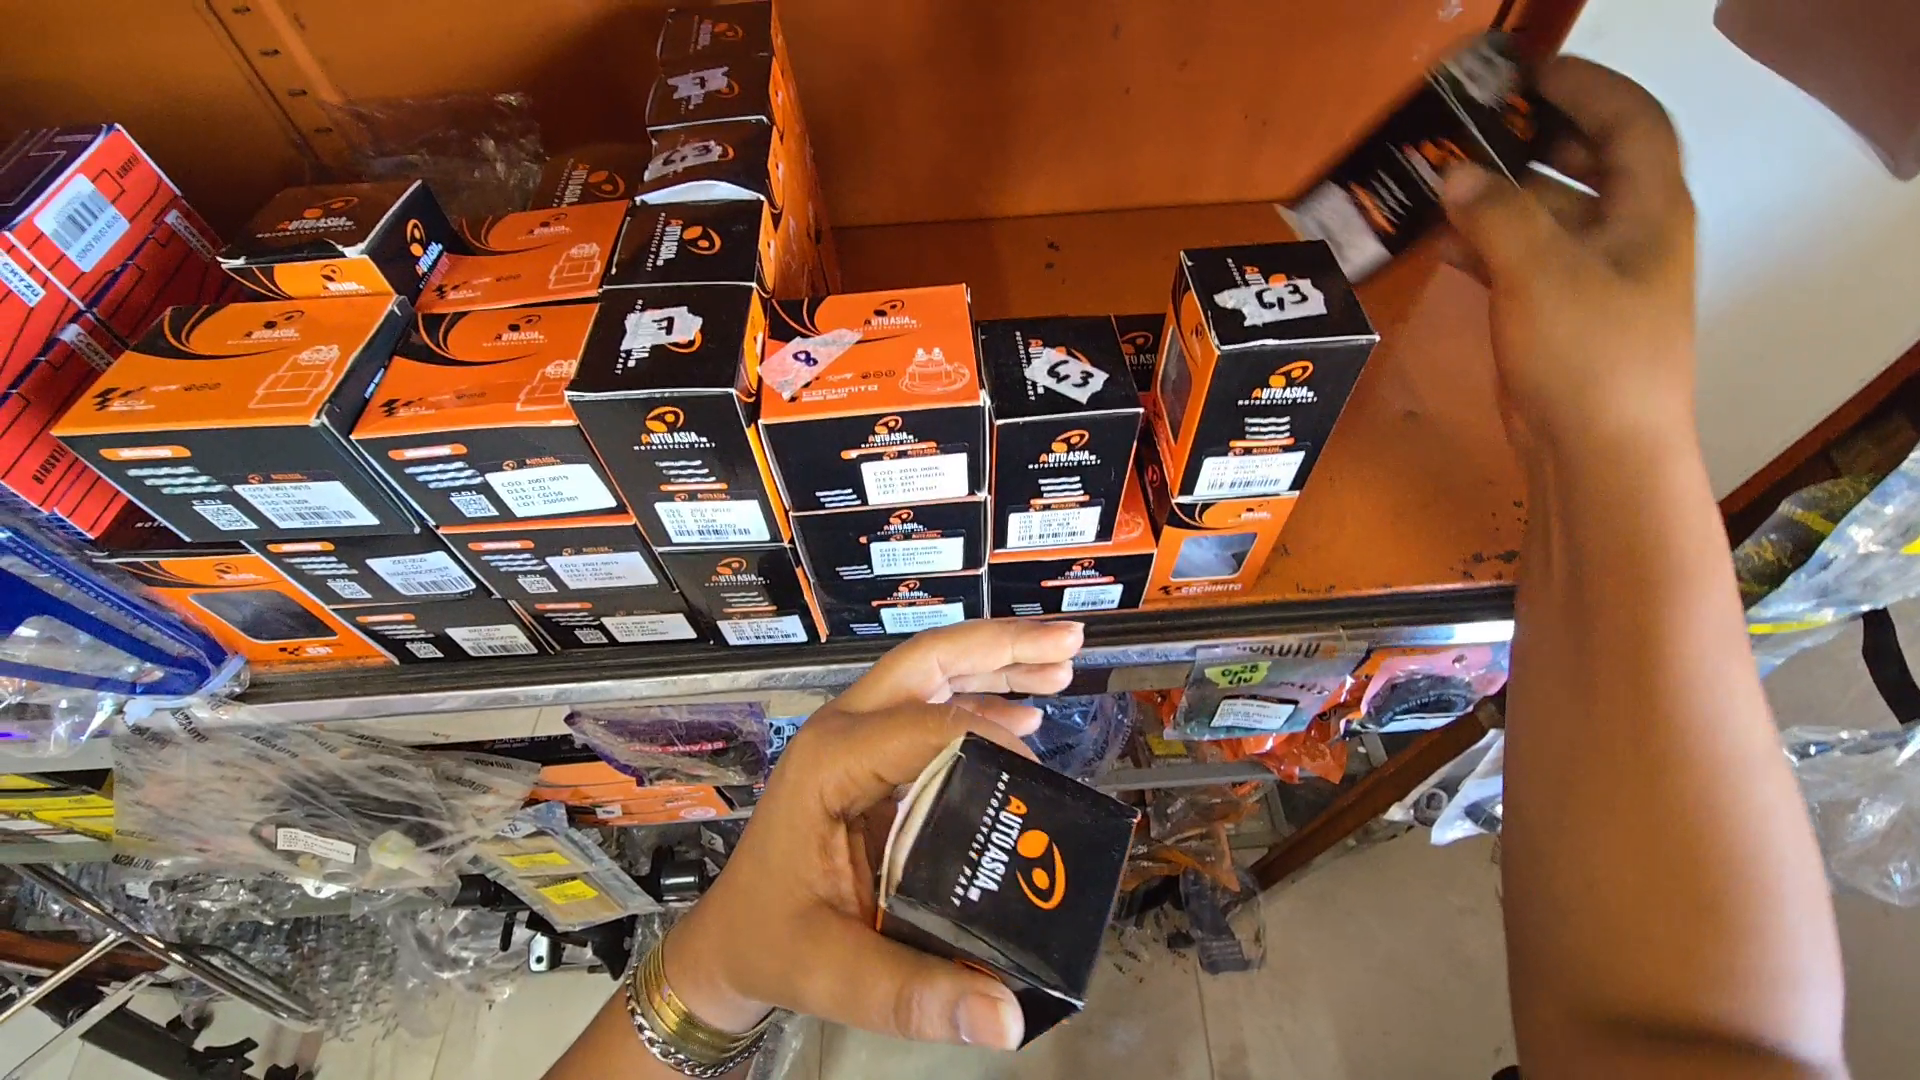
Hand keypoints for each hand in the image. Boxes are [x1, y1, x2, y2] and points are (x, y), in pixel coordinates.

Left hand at [660, 619, 1085, 1050]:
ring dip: (997, 662)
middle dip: (1001, 646)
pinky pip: (931, 709)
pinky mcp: (869, 754)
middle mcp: (843, 730)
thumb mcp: (833, 973)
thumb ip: (912, 997)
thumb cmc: (772, 942)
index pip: (924, 724)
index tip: (1041, 777)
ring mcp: (855, 736)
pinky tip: (1026, 717)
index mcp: (831, 762)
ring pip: (931, 674)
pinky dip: (982, 702)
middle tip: (1070, 639)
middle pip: (927, 662)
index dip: (989, 734)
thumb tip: (1007, 1018)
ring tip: (1062, 661)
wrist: (730, 938)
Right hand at [1439, 57, 1696, 455]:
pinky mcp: (1551, 313)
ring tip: (1439, 183)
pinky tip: (1442, 243)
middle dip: (1530, 141)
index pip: (1628, 122)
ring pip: (1541, 216)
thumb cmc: (1585, 354)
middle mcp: (1624, 235)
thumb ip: (1497, 218)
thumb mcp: (1541, 274)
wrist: (1593, 446)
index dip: (1585, 88)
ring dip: (1495, 198)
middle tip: (1469, 130)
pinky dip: (1482, 246)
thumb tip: (1453, 175)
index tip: (1525, 74)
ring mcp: (1586, 277)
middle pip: (1583, 165)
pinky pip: (1516, 261)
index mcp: (1647, 210)